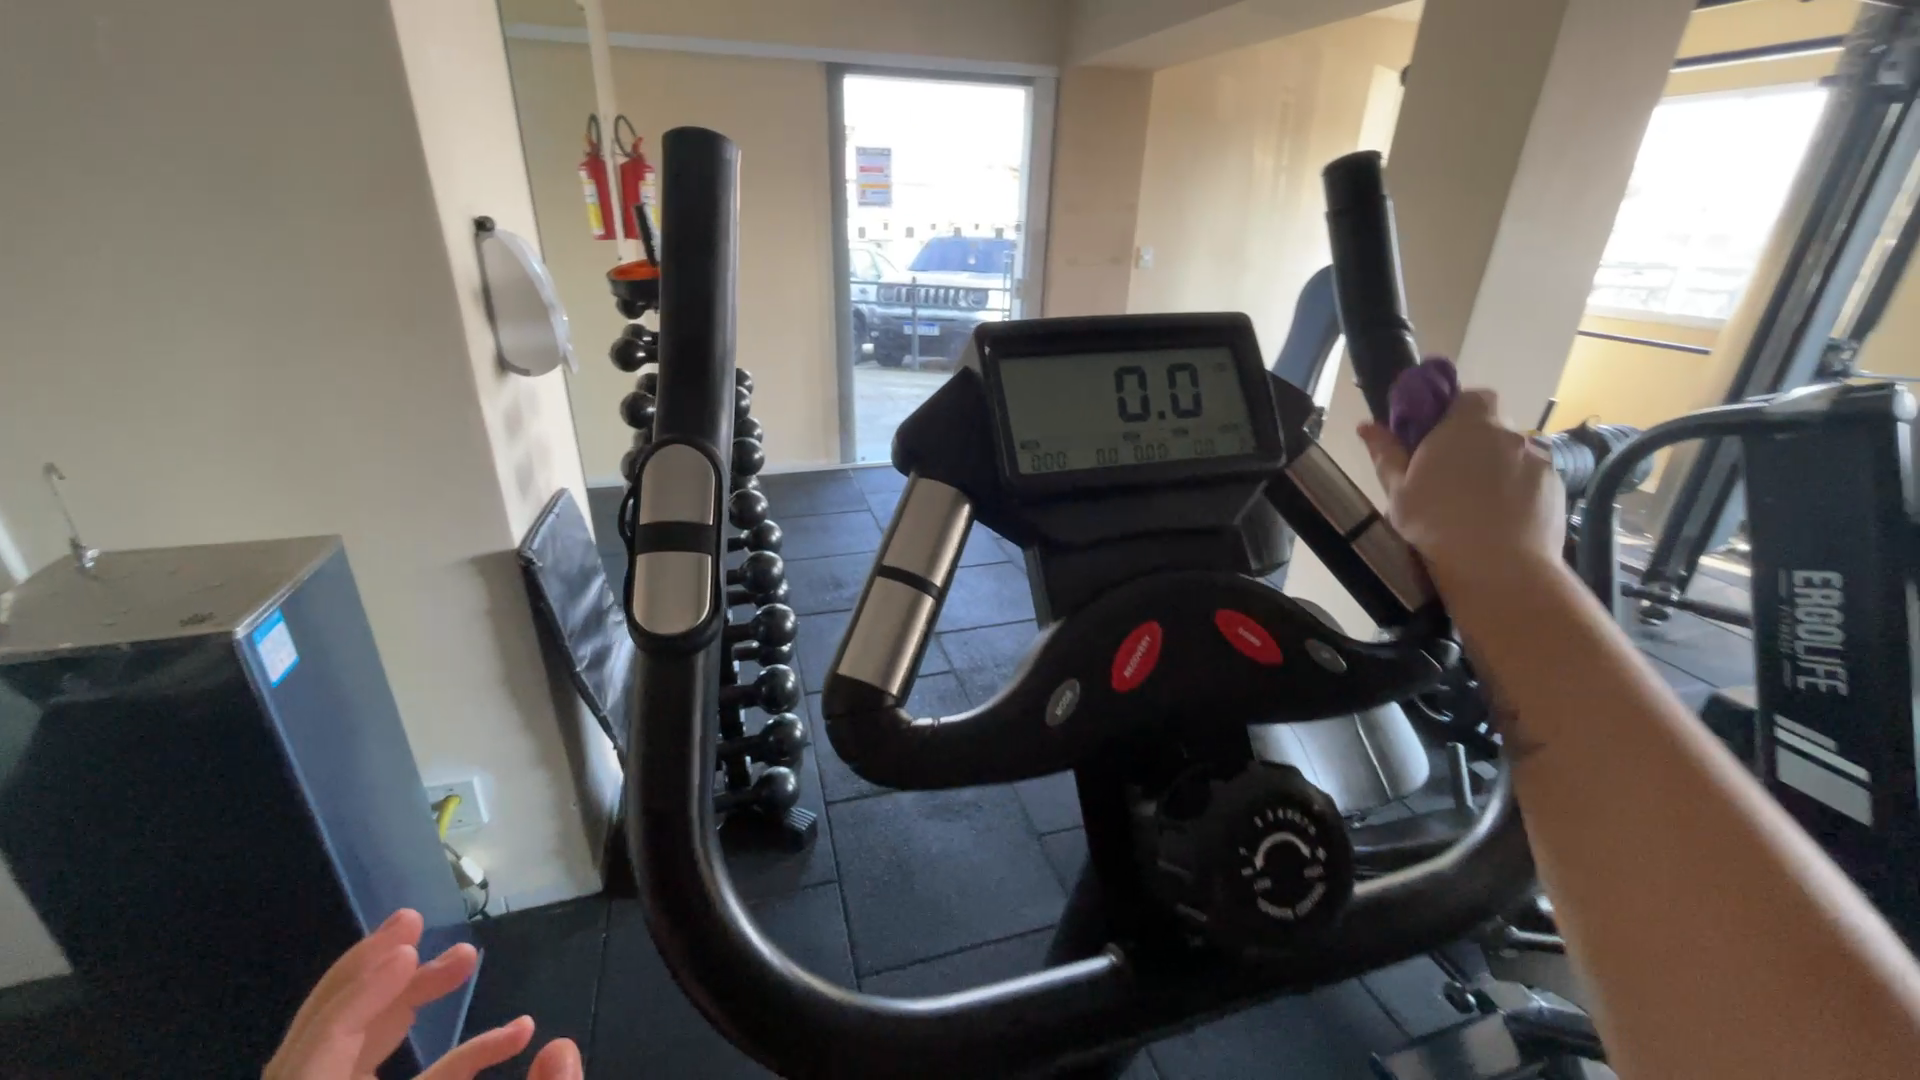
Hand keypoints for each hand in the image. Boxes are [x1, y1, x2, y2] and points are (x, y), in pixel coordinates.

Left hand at [265, 908, 581, 1079]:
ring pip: (351, 1052)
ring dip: (408, 999)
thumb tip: (560, 1049)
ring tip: (464, 959)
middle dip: (370, 973)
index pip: (318, 1052)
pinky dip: (454, 1052)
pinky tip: (516, 1032)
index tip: (411, 945)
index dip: (357, 996)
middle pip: (319, 1038)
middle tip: (416, 921)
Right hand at [1356, 389, 1565, 587]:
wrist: (1498, 566)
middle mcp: (1508, 434)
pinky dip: (1518, 490)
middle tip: (1451, 475)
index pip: (1472, 395)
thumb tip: (1366, 425)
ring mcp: (1538, 459)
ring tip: (1478, 503)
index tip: (1438, 434)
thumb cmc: (1435, 522)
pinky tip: (1502, 518)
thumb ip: (1386, 453)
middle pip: (1493, 427)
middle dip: (1475, 443)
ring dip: (1498, 467)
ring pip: (1514, 454)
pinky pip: (1532, 478)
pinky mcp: (1557, 485)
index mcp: (1466, 426)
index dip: (1457, 410)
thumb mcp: (1398, 490)